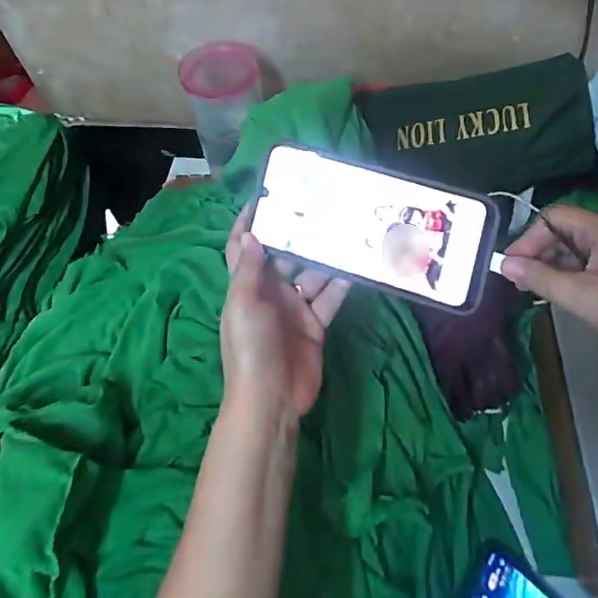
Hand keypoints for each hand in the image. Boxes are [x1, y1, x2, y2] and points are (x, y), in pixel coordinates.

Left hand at [221, 206, 351, 420]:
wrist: (271, 400)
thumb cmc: (250, 348)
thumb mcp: (244, 304)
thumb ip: (249, 269)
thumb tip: (250, 233)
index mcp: (247, 285)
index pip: (242, 247)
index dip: (249, 223)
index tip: (266, 197)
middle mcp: (270, 292)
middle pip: (284, 256)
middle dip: (298, 236)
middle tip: (321, 209)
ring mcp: (294, 308)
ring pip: (311, 275)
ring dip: (325, 258)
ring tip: (345, 232)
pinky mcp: (315, 325)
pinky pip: (329, 298)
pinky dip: (340, 285)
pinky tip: (355, 268)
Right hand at [499, 205, 597, 374]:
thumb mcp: (582, 298)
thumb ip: (540, 278)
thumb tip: (505, 265)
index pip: (553, 217)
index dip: (529, 238)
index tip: (512, 266)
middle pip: (563, 231)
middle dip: (538, 252)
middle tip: (519, 280)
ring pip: (575, 249)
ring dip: (552, 266)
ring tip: (534, 289)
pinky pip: (589, 264)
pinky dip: (570, 275)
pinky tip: (560, 294)